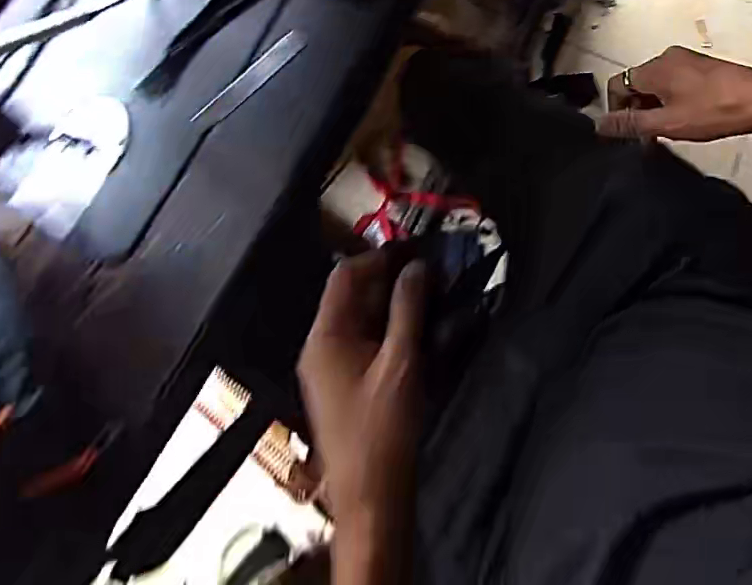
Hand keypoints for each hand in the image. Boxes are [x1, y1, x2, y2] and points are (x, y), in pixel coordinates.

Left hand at [298, 249, 426, 538]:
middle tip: (430, 272)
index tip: (416, 253)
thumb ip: (408, 309)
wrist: (371, 497)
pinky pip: (364, 338)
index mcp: (325, 336)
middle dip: (390, 279)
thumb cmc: (383, 428)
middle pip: (351, 294)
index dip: (379, 259)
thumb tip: (417, 265)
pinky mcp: (344, 381)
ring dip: (392, 302)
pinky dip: (389, 326)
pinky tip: (418, 326)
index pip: (345, 276)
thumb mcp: (401, 363)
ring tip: (430, 294)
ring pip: (361, 316)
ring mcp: (330, 365)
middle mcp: (320, 345)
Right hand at [597, 46, 751, 141]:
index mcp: (654, 68)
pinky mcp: (704, 67)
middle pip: (637, 83)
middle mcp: (667, 57)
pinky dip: (672, 100)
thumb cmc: (714, 111)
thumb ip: (631, 124)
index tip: (627, 134)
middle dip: (636, 110)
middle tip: (648, 137)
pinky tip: (688, 118)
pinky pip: (676, 82)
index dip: (615, 110)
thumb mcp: (668, 123)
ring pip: (657, 84)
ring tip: (669, 131)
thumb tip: (598, 125)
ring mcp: (688, 60)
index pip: (617, 84)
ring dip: (655, 107)